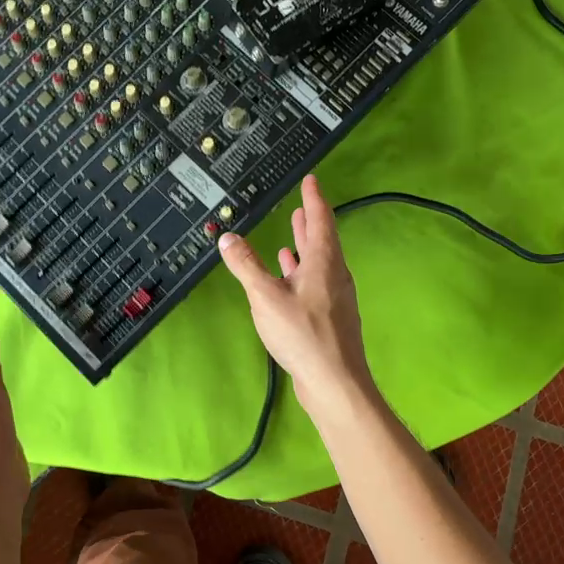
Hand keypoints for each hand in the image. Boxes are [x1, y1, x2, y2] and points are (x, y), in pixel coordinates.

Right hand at [217, 175, 375, 410]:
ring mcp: (334, 298)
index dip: (314, 199)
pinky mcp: (330, 318)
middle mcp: (334, 275)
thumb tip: (228, 237)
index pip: (321, 221)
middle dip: (310, 223)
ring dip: (304, 249)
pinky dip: (301, 274)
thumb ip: (246, 266)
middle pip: (323, 241)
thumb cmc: (303, 334)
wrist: (335, 382)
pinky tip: (288, 281)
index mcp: (323, 263)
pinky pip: (315, 284)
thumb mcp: (265, 297)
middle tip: (300, 206)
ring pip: (319, 265)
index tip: (311, 181)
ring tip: (289, 239)